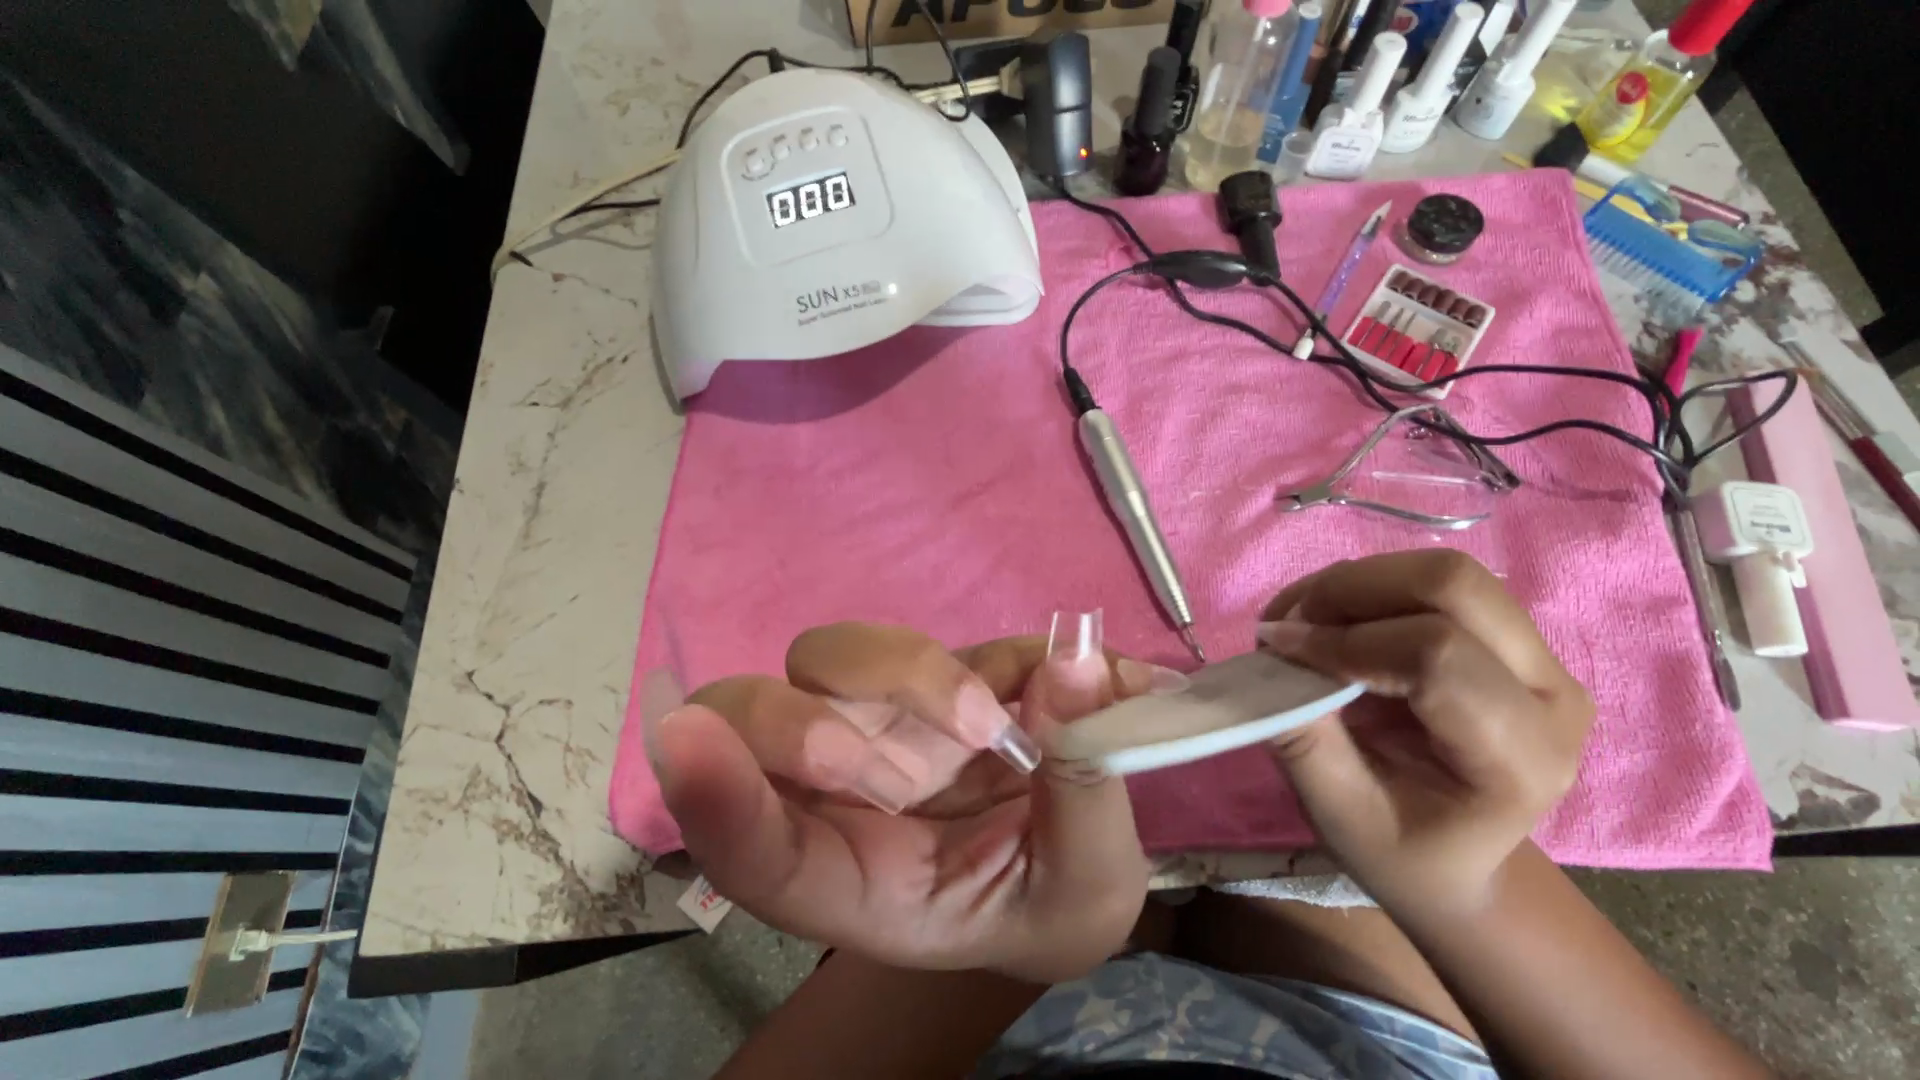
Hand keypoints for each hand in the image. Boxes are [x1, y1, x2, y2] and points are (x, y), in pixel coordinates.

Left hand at [644, 622, 1165, 982]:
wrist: (1070, 857)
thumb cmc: (1049, 904)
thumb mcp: (1084, 891)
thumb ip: (1083, 792)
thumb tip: (1077, 665)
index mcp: (854, 883)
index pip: (755, 854)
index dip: (717, 802)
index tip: (690, 738)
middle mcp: (836, 796)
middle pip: (754, 728)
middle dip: (801, 725)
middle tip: (887, 759)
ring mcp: (870, 724)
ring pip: (825, 661)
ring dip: (903, 671)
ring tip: (994, 714)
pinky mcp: (917, 678)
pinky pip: (926, 639)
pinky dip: (991, 652)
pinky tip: (1054, 679)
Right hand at [1256, 551, 1594, 916]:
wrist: (1458, 864)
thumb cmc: (1401, 854)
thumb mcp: (1340, 814)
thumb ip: (1305, 739)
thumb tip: (1270, 661)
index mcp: (1521, 758)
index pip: (1438, 656)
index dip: (1346, 640)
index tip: (1276, 651)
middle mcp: (1551, 695)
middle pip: (1454, 587)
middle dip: (1352, 590)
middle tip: (1289, 623)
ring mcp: (1541, 660)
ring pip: (1443, 573)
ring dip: (1356, 583)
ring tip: (1300, 620)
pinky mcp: (1513, 639)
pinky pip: (1437, 585)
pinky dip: (1368, 588)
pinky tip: (1328, 621)